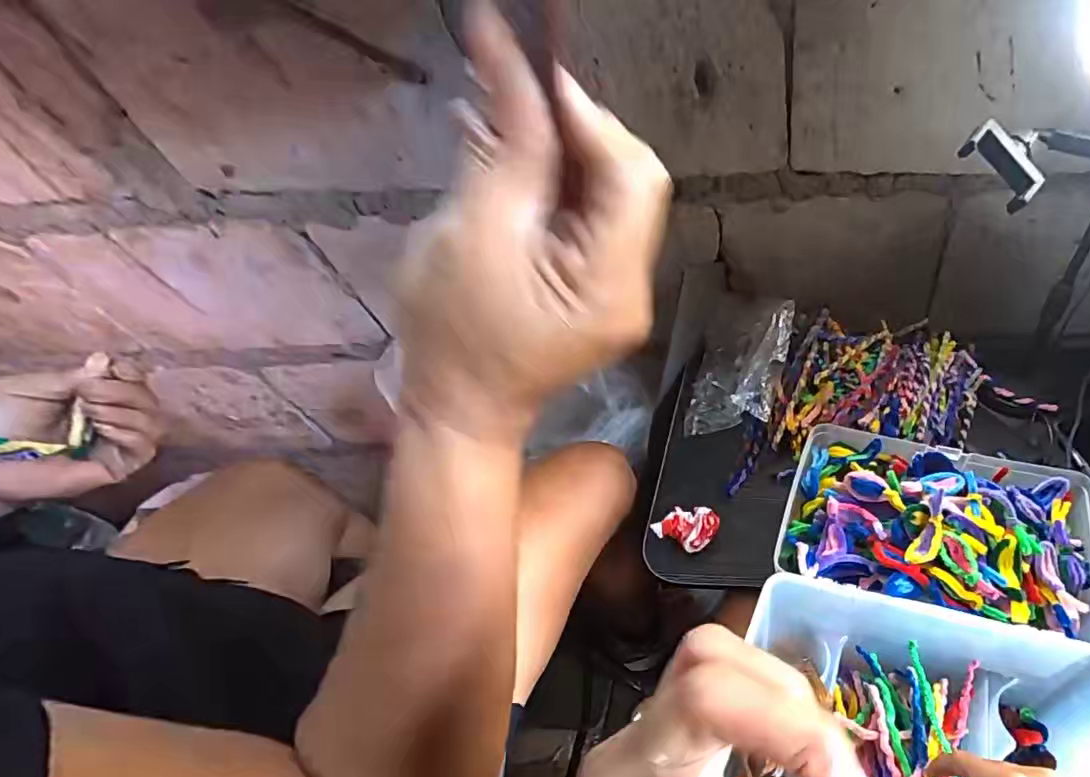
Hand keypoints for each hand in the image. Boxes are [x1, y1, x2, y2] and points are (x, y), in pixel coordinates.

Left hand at [0, 354, 160, 514]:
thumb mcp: (27, 388)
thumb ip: (71, 379)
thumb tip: (108, 361)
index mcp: (87, 398)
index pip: (131, 382)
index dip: (129, 373)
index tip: (111, 368)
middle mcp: (109, 420)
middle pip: (148, 400)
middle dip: (124, 392)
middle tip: (88, 395)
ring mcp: (115, 446)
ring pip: (153, 424)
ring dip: (127, 413)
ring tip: (90, 413)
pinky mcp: (118, 468)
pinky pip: (146, 448)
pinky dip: (131, 434)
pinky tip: (103, 430)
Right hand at [393, 0, 669, 439]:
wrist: (463, 408)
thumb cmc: (455, 332)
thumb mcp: (477, 229)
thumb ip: (513, 144)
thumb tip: (513, 54)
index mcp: (613, 285)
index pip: (634, 176)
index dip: (589, 117)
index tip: (528, 78)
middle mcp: (634, 291)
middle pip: (632, 184)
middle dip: (578, 131)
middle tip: (513, 99)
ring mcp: (621, 296)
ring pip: (612, 200)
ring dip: (563, 154)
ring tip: (503, 123)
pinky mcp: (601, 295)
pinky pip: (593, 226)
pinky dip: (559, 187)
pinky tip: (515, 162)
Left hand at [541, 625, 955, 776]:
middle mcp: (612, 773)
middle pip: (706, 697)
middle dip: (808, 741)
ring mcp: (634, 730)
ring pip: (710, 661)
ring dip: (791, 704)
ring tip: (833, 772)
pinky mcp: (655, 710)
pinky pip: (711, 655)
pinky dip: (770, 680)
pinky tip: (798, 733)